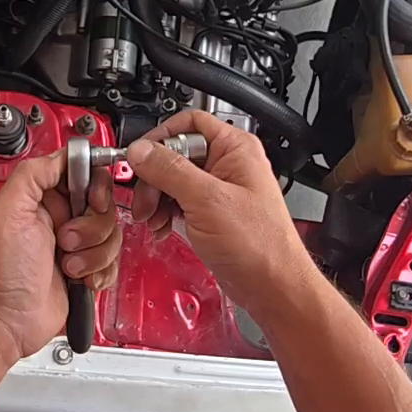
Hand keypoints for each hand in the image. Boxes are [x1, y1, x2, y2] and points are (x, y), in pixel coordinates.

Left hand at [0, 151, 120, 361]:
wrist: (4, 322)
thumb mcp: (6, 213)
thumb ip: (33, 176)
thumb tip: (62, 154)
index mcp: (41, 196)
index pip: (83, 172)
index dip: (95, 185)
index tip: (92, 202)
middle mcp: (59, 216)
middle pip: (104, 203)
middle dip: (92, 226)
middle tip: (66, 241)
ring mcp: (75, 244)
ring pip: (111, 234)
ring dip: (94, 254)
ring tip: (67, 266)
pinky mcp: (86, 268)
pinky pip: (113, 261)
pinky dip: (101, 272)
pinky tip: (79, 280)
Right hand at [127, 110, 315, 309]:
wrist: (272, 287)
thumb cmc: (259, 245)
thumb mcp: (207, 200)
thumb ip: (169, 171)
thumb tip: (141, 151)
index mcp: (235, 149)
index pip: (188, 124)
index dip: (160, 140)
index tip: (139, 159)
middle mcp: (227, 165)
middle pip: (174, 154)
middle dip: (153, 177)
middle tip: (144, 198)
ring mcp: (218, 190)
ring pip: (172, 180)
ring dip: (155, 199)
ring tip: (152, 218)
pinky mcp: (210, 213)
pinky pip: (177, 202)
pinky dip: (164, 213)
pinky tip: (160, 228)